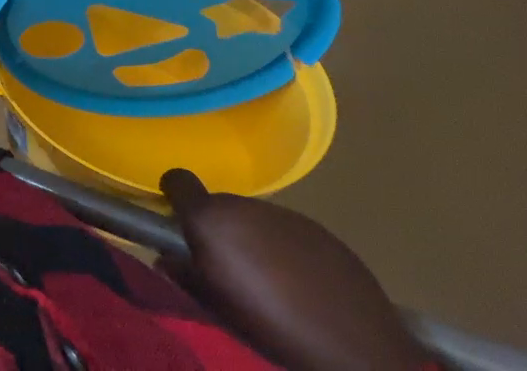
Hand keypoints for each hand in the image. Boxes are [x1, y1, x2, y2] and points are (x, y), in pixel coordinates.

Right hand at [160, 169, 426, 370]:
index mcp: (211, 219)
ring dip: (252, 236)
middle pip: (219, 203)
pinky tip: (302, 281)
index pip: (178, 180)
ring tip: (271, 276)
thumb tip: (170, 257)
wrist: (358, 349)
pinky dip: (285, 247)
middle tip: (230, 264)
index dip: (174, 197)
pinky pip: (288, 231)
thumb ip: (181, 271)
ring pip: (254, 217)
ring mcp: (289, 217)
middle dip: (218, 226)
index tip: (181, 223)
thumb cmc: (269, 325)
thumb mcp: (212, 304)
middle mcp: (246, 207)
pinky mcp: (324, 232)